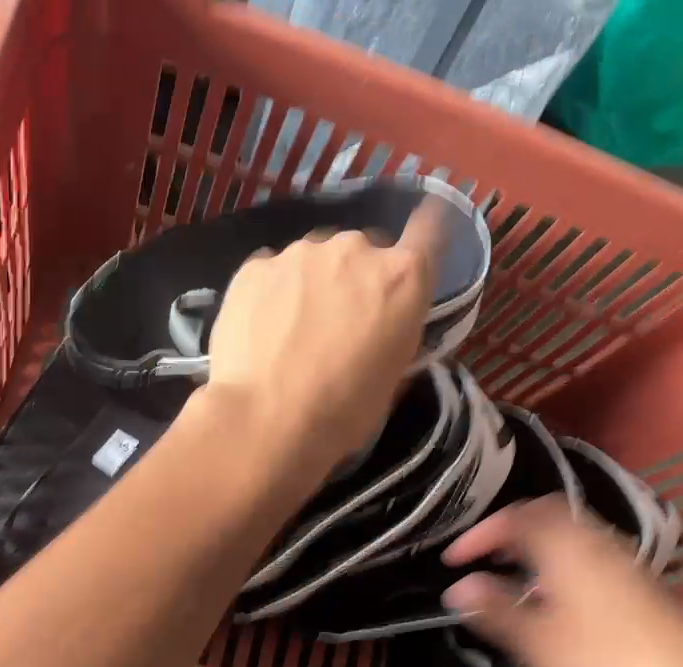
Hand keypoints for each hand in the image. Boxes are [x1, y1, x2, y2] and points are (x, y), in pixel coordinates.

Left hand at [201, 198, 450, 471]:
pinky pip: (272, 272)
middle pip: (363, 251)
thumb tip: (383, 327)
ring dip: (312, 283)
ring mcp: (301, 253)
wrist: (264, 421)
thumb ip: (394, 334)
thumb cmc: (341, 413)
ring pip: (315, 259)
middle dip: (356, 278)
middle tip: (339, 322)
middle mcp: (356, 249)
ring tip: (293, 329)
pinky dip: (273, 292)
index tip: (413, 244)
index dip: (424, 232)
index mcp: (403, 278)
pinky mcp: (254, 266)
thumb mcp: (391, 379)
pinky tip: (262, 329)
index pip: (428, 230)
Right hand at [441, 498, 682, 666]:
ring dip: (539, 547)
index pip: (518, 517)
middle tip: (486, 555)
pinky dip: (563, 564)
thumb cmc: (607, 666)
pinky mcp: (644, 588)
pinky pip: (592, 557)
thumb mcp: (538, 643)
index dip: (481, 532)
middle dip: (512, 530)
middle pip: (550, 516)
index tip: (454, 559)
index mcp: (568, 549)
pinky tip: (558, 603)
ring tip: (516, 577)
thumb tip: (457, 587)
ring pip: (574, 537)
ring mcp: (626, 565)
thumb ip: (496, 610)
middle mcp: (599, 544)